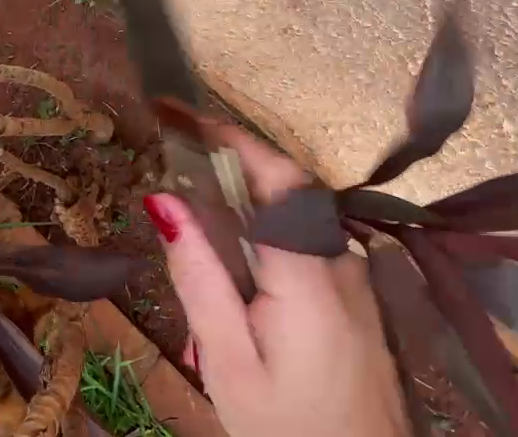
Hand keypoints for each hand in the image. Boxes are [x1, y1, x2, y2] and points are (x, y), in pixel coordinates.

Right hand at [144, 125, 408, 436]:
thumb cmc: (288, 429)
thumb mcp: (228, 362)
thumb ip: (198, 277)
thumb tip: (162, 199)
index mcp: (310, 274)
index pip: (275, 178)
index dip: (228, 137)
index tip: (178, 113)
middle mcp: (342, 261)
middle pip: (285, 185)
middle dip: (229, 157)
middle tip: (173, 147)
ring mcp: (355, 277)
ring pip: (295, 209)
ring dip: (245, 187)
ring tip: (190, 189)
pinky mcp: (355, 294)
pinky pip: (305, 235)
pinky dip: (264, 219)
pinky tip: (231, 241)